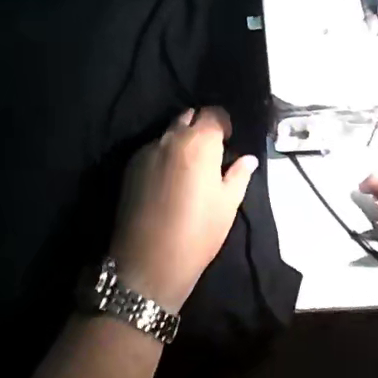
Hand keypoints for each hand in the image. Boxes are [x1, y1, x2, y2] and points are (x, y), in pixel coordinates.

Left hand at [111, 108, 257, 311]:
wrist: (148, 265)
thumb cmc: (197, 233)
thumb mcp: (228, 204)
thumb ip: (239, 174)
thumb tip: (248, 159)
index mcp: (199, 142)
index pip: (214, 113)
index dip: (224, 123)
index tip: (229, 140)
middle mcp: (171, 138)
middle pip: (189, 116)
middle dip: (200, 127)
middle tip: (210, 152)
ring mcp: (147, 151)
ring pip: (169, 133)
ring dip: (181, 141)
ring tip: (189, 168)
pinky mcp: (130, 168)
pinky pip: (153, 150)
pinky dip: (164, 156)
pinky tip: (168, 181)